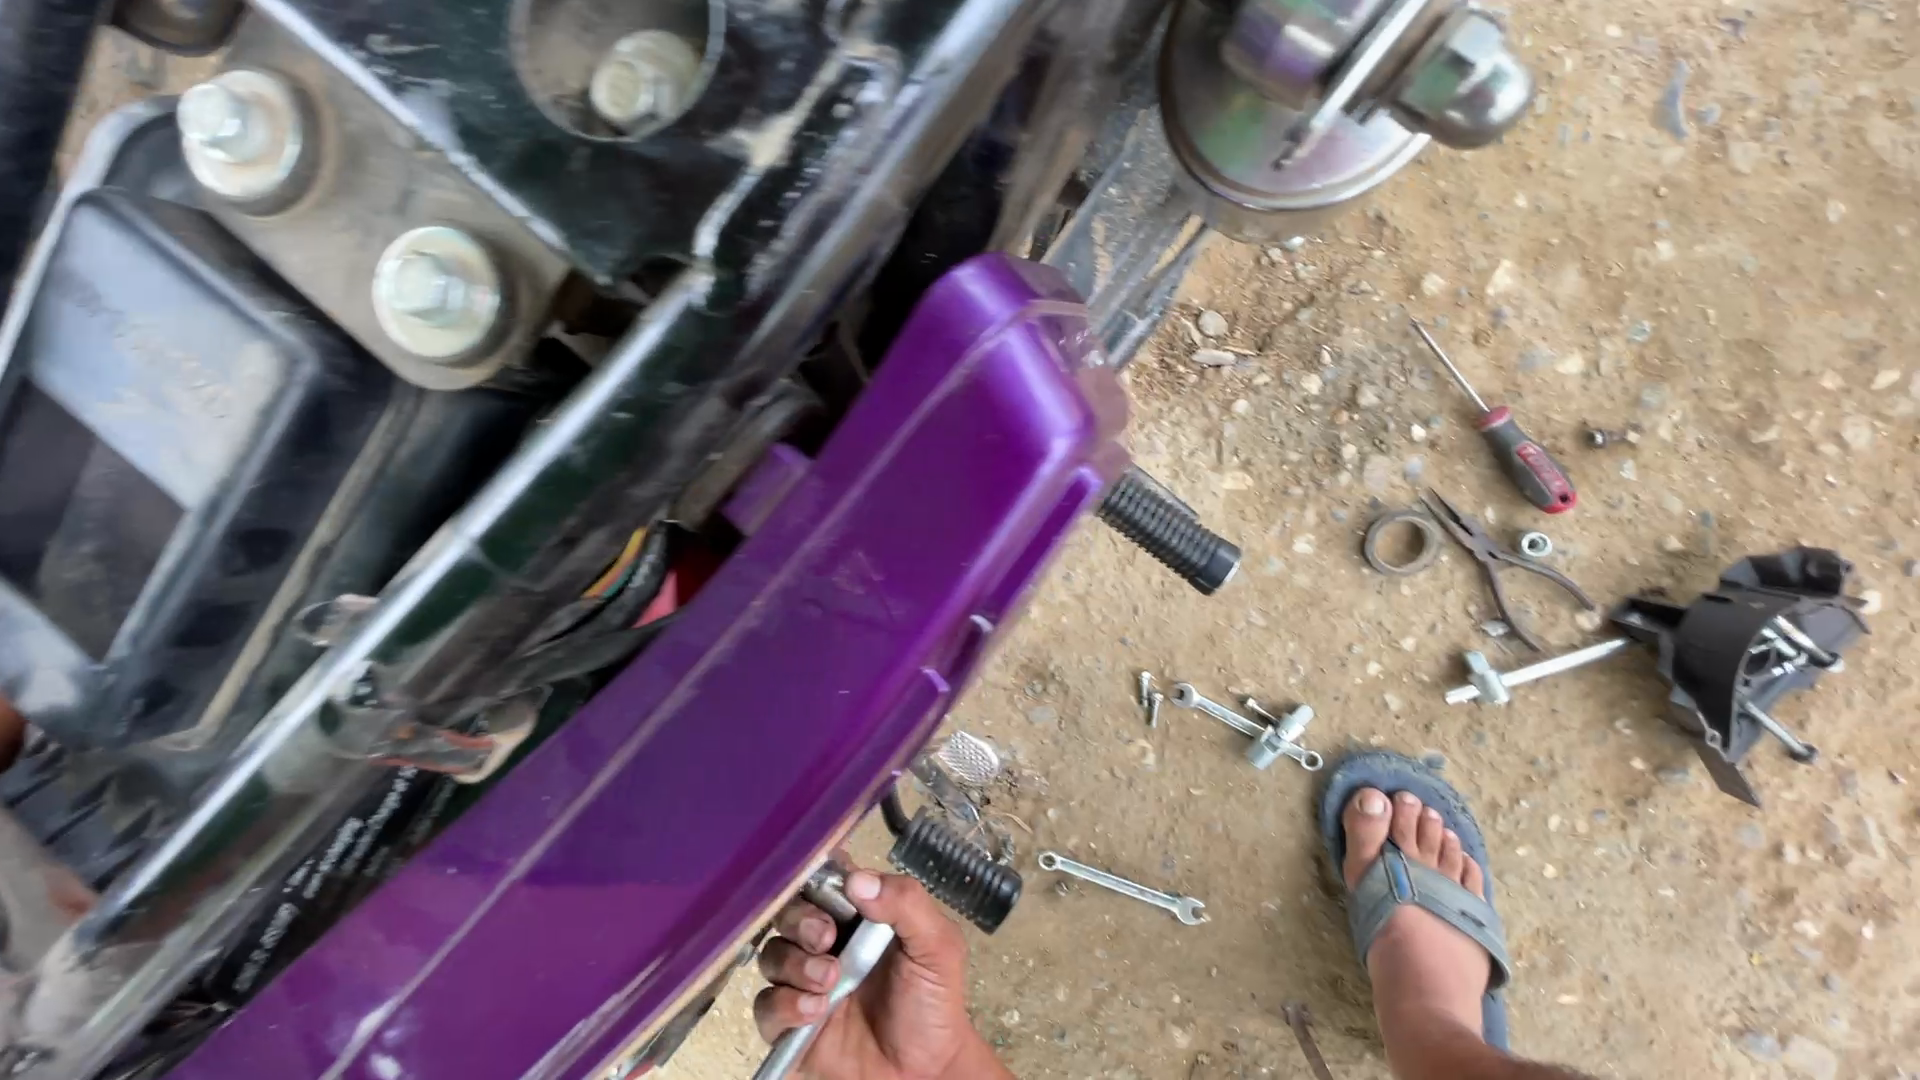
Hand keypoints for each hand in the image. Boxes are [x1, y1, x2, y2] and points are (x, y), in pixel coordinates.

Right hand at [754, 868, 1004, 1079]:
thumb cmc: (933, 1001)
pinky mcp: (791, 1023)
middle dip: (802, 919)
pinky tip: (816, 1010)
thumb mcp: (936, 944)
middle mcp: (828, 941)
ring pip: (773, 954)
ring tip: (829, 980)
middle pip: (790, 912)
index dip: (818, 875)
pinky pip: (766, 1004)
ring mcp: (806, 981)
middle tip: (826, 937)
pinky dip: (785, 1003)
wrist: (925, 1071)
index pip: (827, 879)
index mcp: (859, 914)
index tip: (825, 885)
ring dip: (795, 962)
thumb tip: (859, 879)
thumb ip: (906, 904)